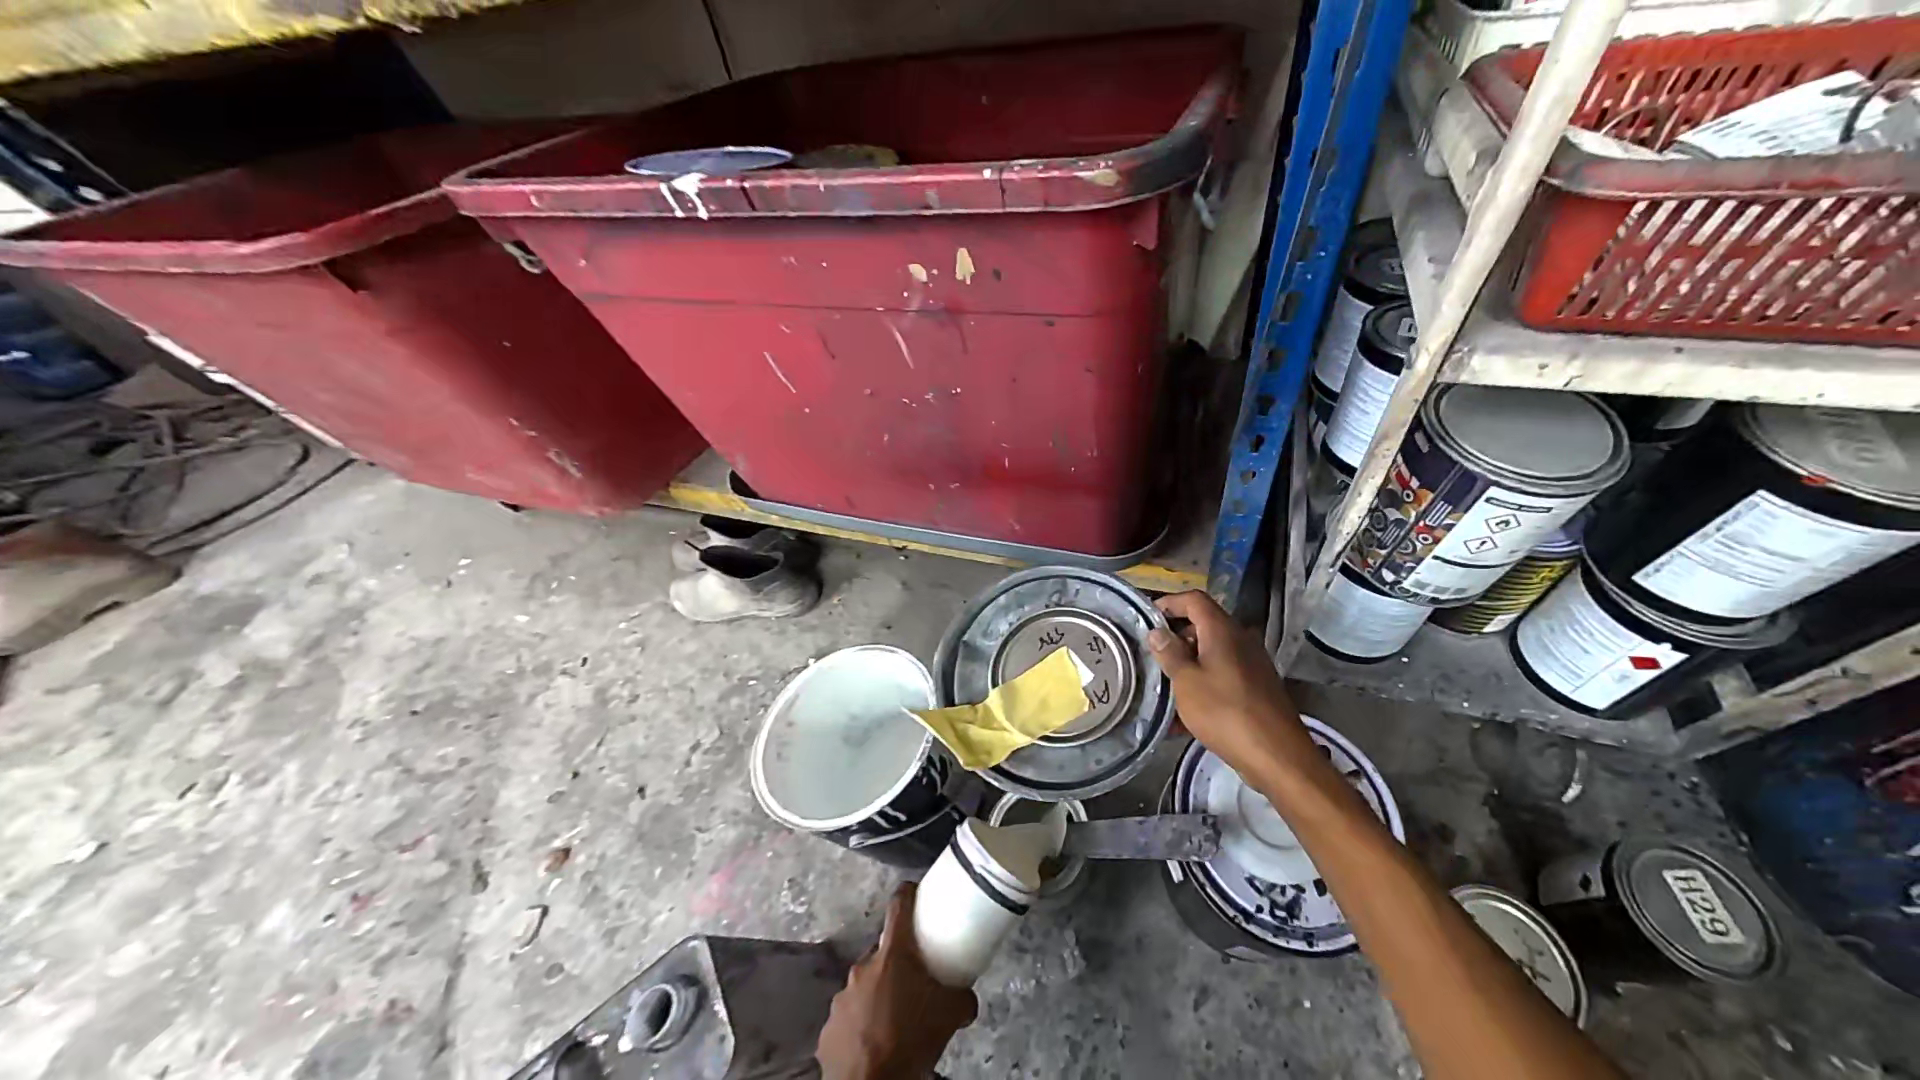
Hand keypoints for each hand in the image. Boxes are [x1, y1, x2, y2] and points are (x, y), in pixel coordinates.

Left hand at [817, 883, 977, 1079]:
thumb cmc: (912, 1039)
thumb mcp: (950, 1015)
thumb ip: (962, 997)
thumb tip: (967, 997)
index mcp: (893, 955)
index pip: (898, 907)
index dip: (907, 894)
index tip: (913, 890)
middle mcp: (863, 967)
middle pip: (882, 954)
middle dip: (896, 965)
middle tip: (913, 985)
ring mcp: (841, 997)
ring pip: (864, 986)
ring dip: (877, 996)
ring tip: (893, 1021)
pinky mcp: (828, 1027)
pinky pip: (848, 1017)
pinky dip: (860, 1025)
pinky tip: (873, 1042)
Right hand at [1149, 591, 1324, 790]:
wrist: (1276, 755)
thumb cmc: (1225, 712)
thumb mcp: (1186, 682)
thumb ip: (1169, 654)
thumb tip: (1157, 632)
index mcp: (1223, 631)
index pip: (1194, 600)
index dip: (1169, 603)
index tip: (1147, 619)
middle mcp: (1241, 640)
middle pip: (1203, 625)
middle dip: (1175, 638)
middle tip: (1152, 657)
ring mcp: (1251, 664)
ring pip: (1212, 653)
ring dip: (1187, 664)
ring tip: (1163, 687)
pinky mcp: (1256, 687)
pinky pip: (1222, 675)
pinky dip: (1202, 684)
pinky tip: (1183, 714)